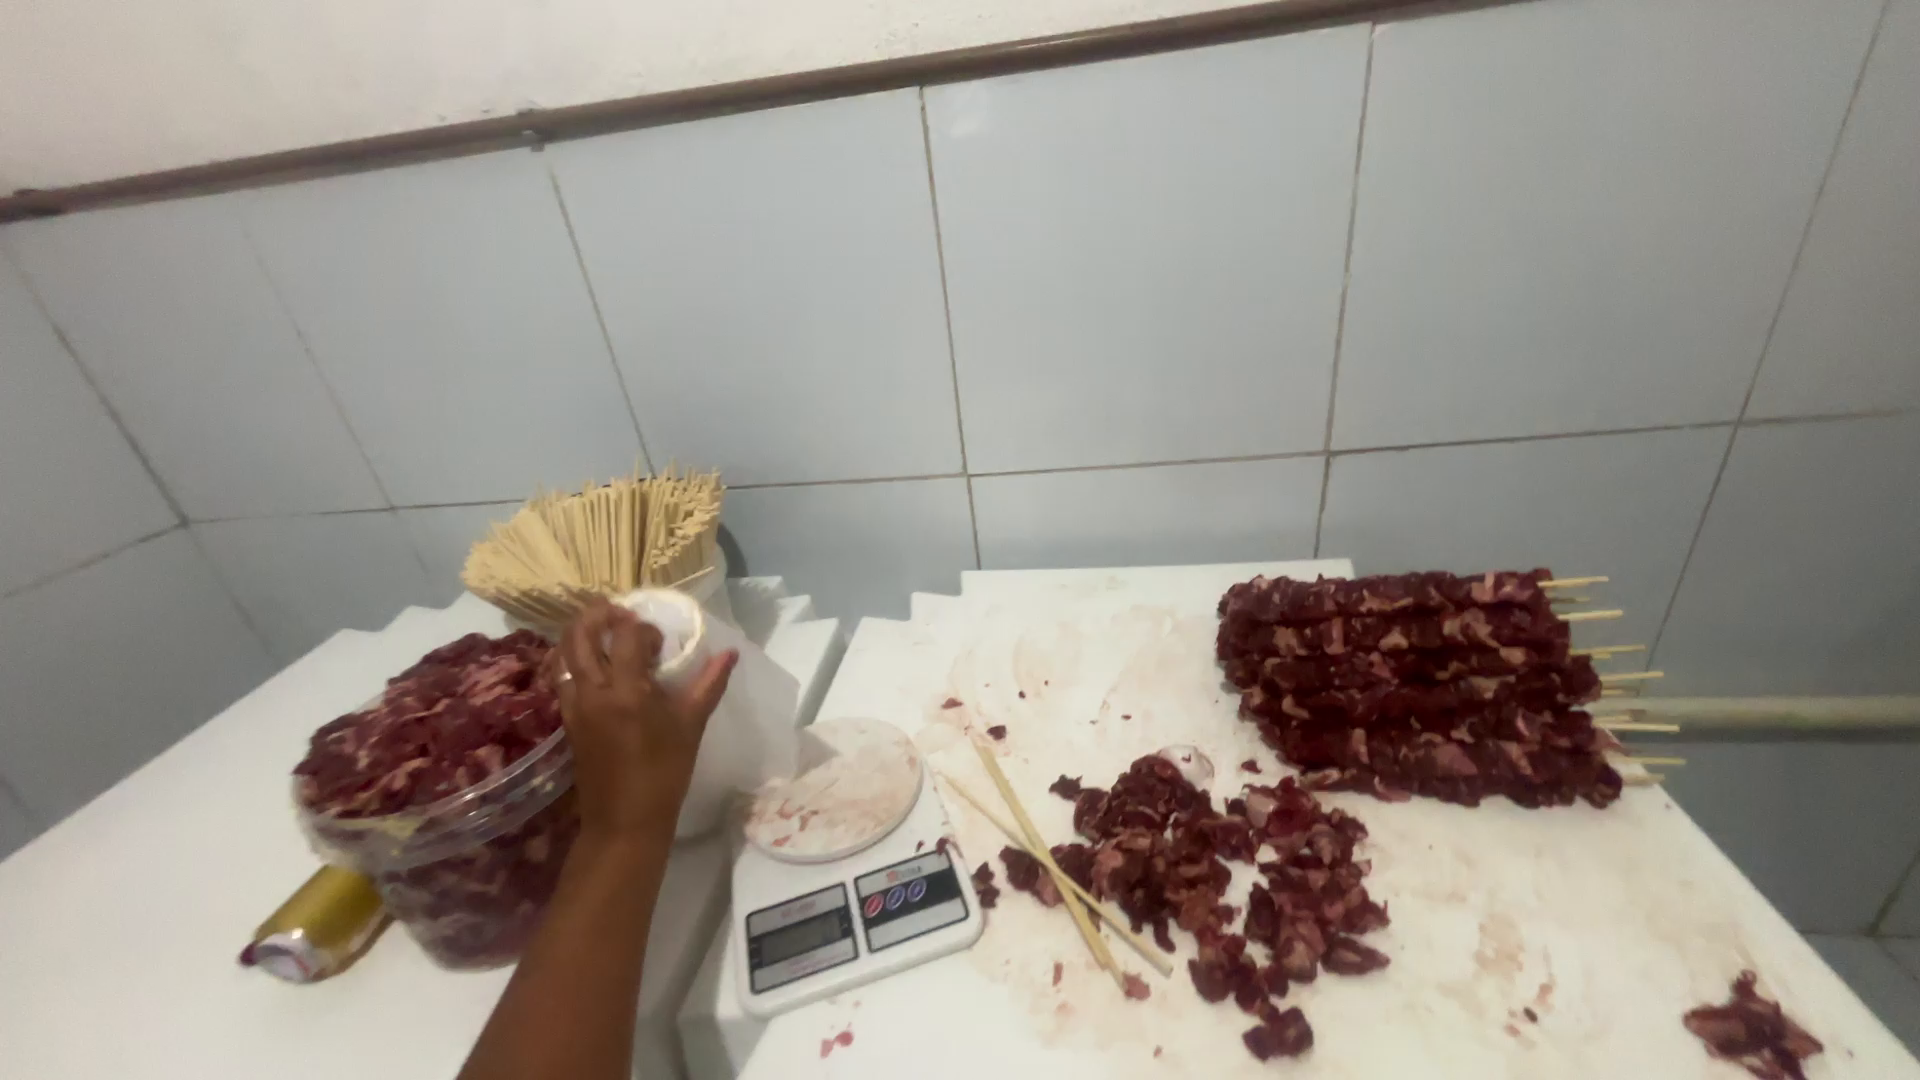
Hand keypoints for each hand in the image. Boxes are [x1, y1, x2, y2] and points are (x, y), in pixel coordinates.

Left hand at [551, 599, 738, 842]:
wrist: (624, 820)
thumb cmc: (665, 772)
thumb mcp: (692, 725)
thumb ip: (710, 683)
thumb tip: (730, 652)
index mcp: (628, 691)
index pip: (628, 636)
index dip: (644, 628)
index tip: (660, 640)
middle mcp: (594, 691)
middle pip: (581, 635)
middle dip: (598, 614)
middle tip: (619, 610)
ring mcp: (574, 705)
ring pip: (564, 653)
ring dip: (581, 633)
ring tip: (604, 628)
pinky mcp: (567, 719)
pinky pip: (561, 675)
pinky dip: (573, 658)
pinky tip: (593, 662)